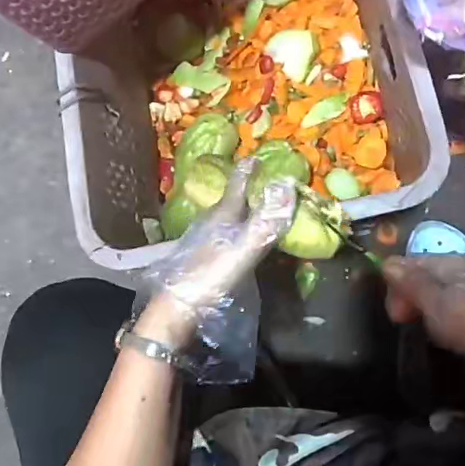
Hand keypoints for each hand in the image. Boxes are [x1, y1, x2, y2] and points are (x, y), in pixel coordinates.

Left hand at [137, 158, 295, 345]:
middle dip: (247, 190)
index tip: (257, 157)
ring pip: (225, 217)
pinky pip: (222, 234)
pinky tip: (237, 241)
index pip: (238, 184)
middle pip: (232, 199)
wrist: (176, 308)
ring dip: (240, 211)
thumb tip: (287, 186)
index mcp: (223, 214)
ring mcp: (202, 238)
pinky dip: (234, 230)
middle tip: (263, 183)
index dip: (248, 170)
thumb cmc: (211, 275)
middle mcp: (210, 220)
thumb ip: (266, 221)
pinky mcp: (200, 256)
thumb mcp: (244, 248)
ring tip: (254, 211)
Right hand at [382, 255, 464, 384]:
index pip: (411, 265)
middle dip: (416, 301)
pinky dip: (461, 321)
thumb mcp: (447, 310)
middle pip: (430, 278)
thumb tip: (387, 263)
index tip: (397, 318)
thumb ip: (416, 288)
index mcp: (451, 266)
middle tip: (420, 331)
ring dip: (438, 312)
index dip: (397, 288)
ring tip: (442, 337)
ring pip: (451, 293)